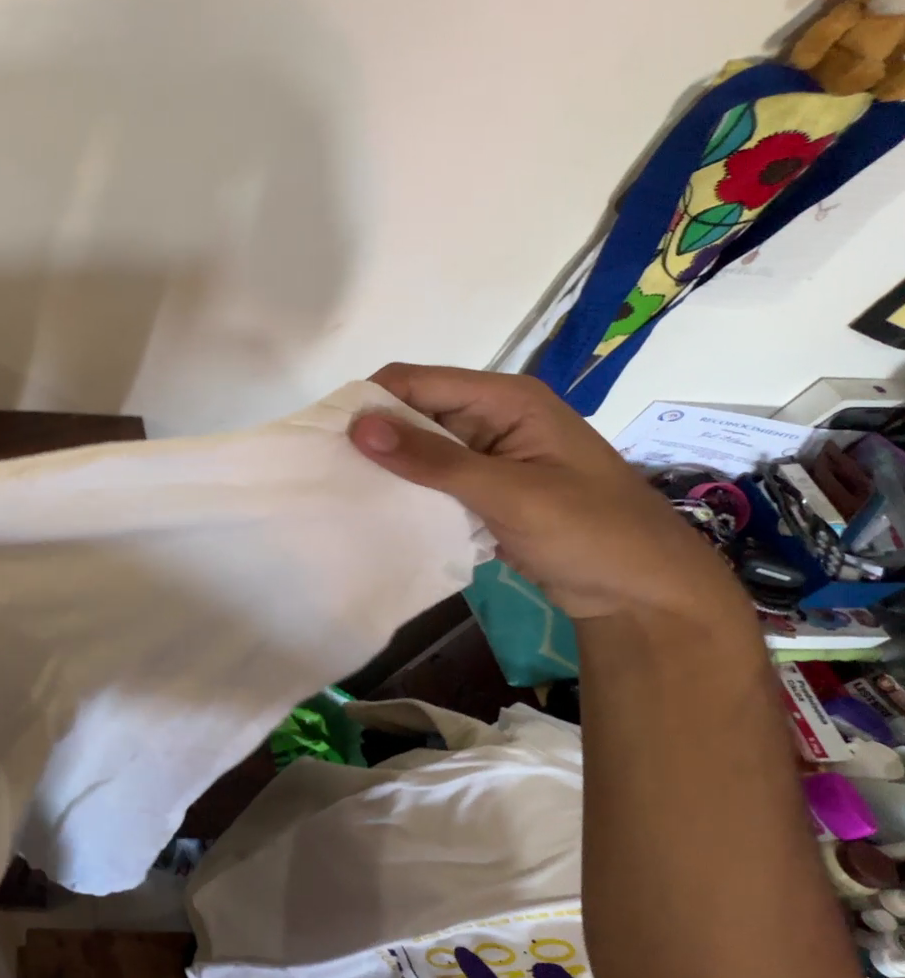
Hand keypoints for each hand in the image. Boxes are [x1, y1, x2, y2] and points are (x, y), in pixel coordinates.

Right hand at [348, 364, 748, 622]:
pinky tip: (381, 505)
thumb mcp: (509, 494)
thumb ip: (431, 459)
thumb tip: (357, 425)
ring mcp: (489, 450)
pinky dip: (406, 485)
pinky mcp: (484, 484)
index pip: (416, 380)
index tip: (330, 439)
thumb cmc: (591, 533)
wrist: (647, 596)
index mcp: (507, 398)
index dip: (371, 402)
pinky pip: (430, 473)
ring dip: (388, 462)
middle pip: (412, 407)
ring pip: (416, 442)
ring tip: (347, 487)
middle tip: (333, 468)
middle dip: (374, 433)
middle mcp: (493, 414)